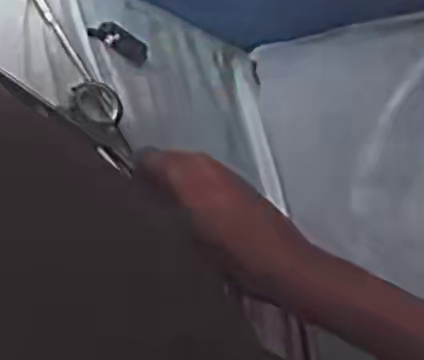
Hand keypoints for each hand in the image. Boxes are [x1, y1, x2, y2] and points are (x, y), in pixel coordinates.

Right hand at [140, 149, 322, 298]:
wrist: (287, 267)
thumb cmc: (232, 253)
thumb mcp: (183, 235)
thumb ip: (159, 207)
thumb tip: (146, 199)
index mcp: (181, 170)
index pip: (143, 158)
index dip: (136, 176)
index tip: (137, 196)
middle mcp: (199, 161)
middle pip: (164, 158)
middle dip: (157, 176)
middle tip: (156, 203)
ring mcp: (222, 169)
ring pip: (186, 165)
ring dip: (179, 180)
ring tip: (181, 210)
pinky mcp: (240, 182)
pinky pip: (206, 174)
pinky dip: (199, 186)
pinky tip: (206, 213)